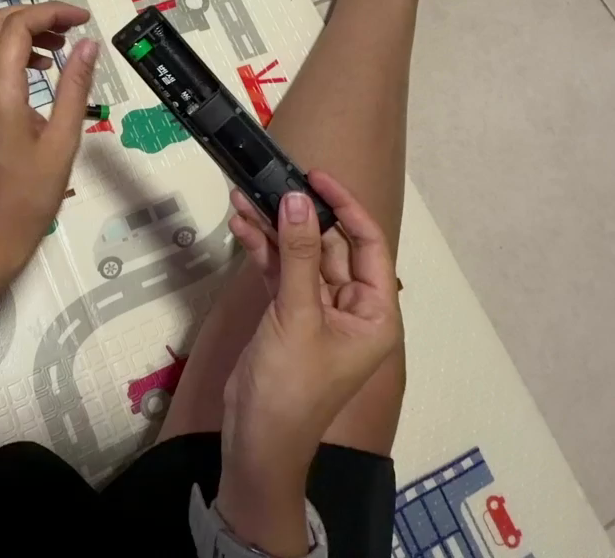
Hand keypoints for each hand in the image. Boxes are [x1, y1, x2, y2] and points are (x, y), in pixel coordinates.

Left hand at [0, 2, 97, 275]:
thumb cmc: (33, 193)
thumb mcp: (64, 141)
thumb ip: (75, 88)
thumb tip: (89, 45)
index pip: (17, 27)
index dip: (51, 12)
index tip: (84, 20)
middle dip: (35, 15)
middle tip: (72, 27)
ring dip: (24, 32)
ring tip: (62, 48)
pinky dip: (15, 53)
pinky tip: (43, 71)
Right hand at [221, 174, 401, 468]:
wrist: (256, 438)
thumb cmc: (292, 383)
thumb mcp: (297, 316)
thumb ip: (297, 255)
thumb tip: (298, 199)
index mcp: (374, 313)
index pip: (368, 244)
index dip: (345, 207)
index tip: (315, 177)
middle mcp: (351, 307)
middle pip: (329, 246)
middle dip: (298, 215)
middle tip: (268, 181)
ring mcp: (317, 310)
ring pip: (298, 255)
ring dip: (272, 229)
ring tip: (242, 197)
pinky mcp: (287, 314)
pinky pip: (279, 272)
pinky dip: (261, 250)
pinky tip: (240, 226)